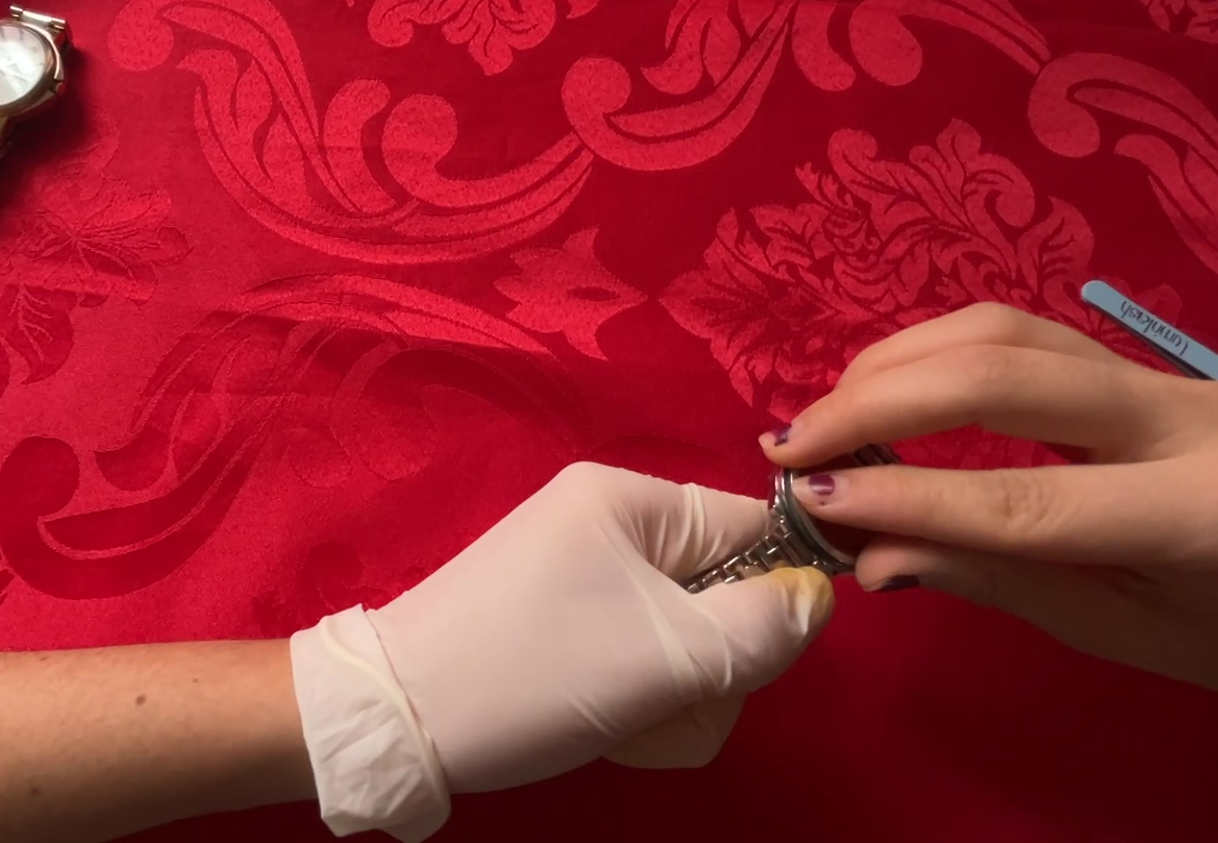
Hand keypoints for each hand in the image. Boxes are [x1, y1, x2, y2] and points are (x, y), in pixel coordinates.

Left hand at [290, 463, 831, 838]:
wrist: (404, 712)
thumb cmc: (538, 669)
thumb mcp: (668, 655)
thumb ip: (762, 626)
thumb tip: (813, 595)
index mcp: (627, 499)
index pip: (748, 524)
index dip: (775, 589)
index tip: (760, 654)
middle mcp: (604, 519)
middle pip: (717, 589)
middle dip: (710, 663)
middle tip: (668, 700)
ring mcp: (580, 567)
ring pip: (681, 633)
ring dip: (673, 692)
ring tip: (625, 717)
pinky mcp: (564, 612)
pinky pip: (637, 650)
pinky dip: (636, 694)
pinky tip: (601, 719)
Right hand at [762, 303, 1217, 754]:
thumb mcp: (1112, 634)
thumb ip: (988, 579)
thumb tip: (866, 555)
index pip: (1024, 499)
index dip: (903, 494)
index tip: (807, 497)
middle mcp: (1203, 419)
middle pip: (1003, 377)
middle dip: (876, 405)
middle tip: (792, 442)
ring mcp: (1170, 370)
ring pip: (997, 331)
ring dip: (890, 367)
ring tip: (827, 414)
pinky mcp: (1133, 353)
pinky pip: (1007, 329)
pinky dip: (922, 353)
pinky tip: (879, 387)